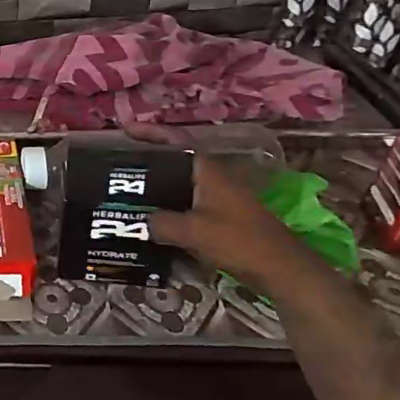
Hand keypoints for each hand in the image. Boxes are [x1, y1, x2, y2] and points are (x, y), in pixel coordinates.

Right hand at [122, 125, 320, 296]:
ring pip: (177, 187)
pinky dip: (166, 211)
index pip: (175, 141)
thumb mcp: (195, 231)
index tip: (124, 130)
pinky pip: (184, 208)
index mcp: (207, 171)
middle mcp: (211, 179)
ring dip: (155, 190)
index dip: (150, 133)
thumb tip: (142, 221)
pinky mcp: (219, 219)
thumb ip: (163, 223)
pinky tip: (150, 225)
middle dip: (146, 163)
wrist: (281, 269)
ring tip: (126, 196)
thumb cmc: (240, 241)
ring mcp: (217, 199)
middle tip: (118, 169)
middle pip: (173, 163)